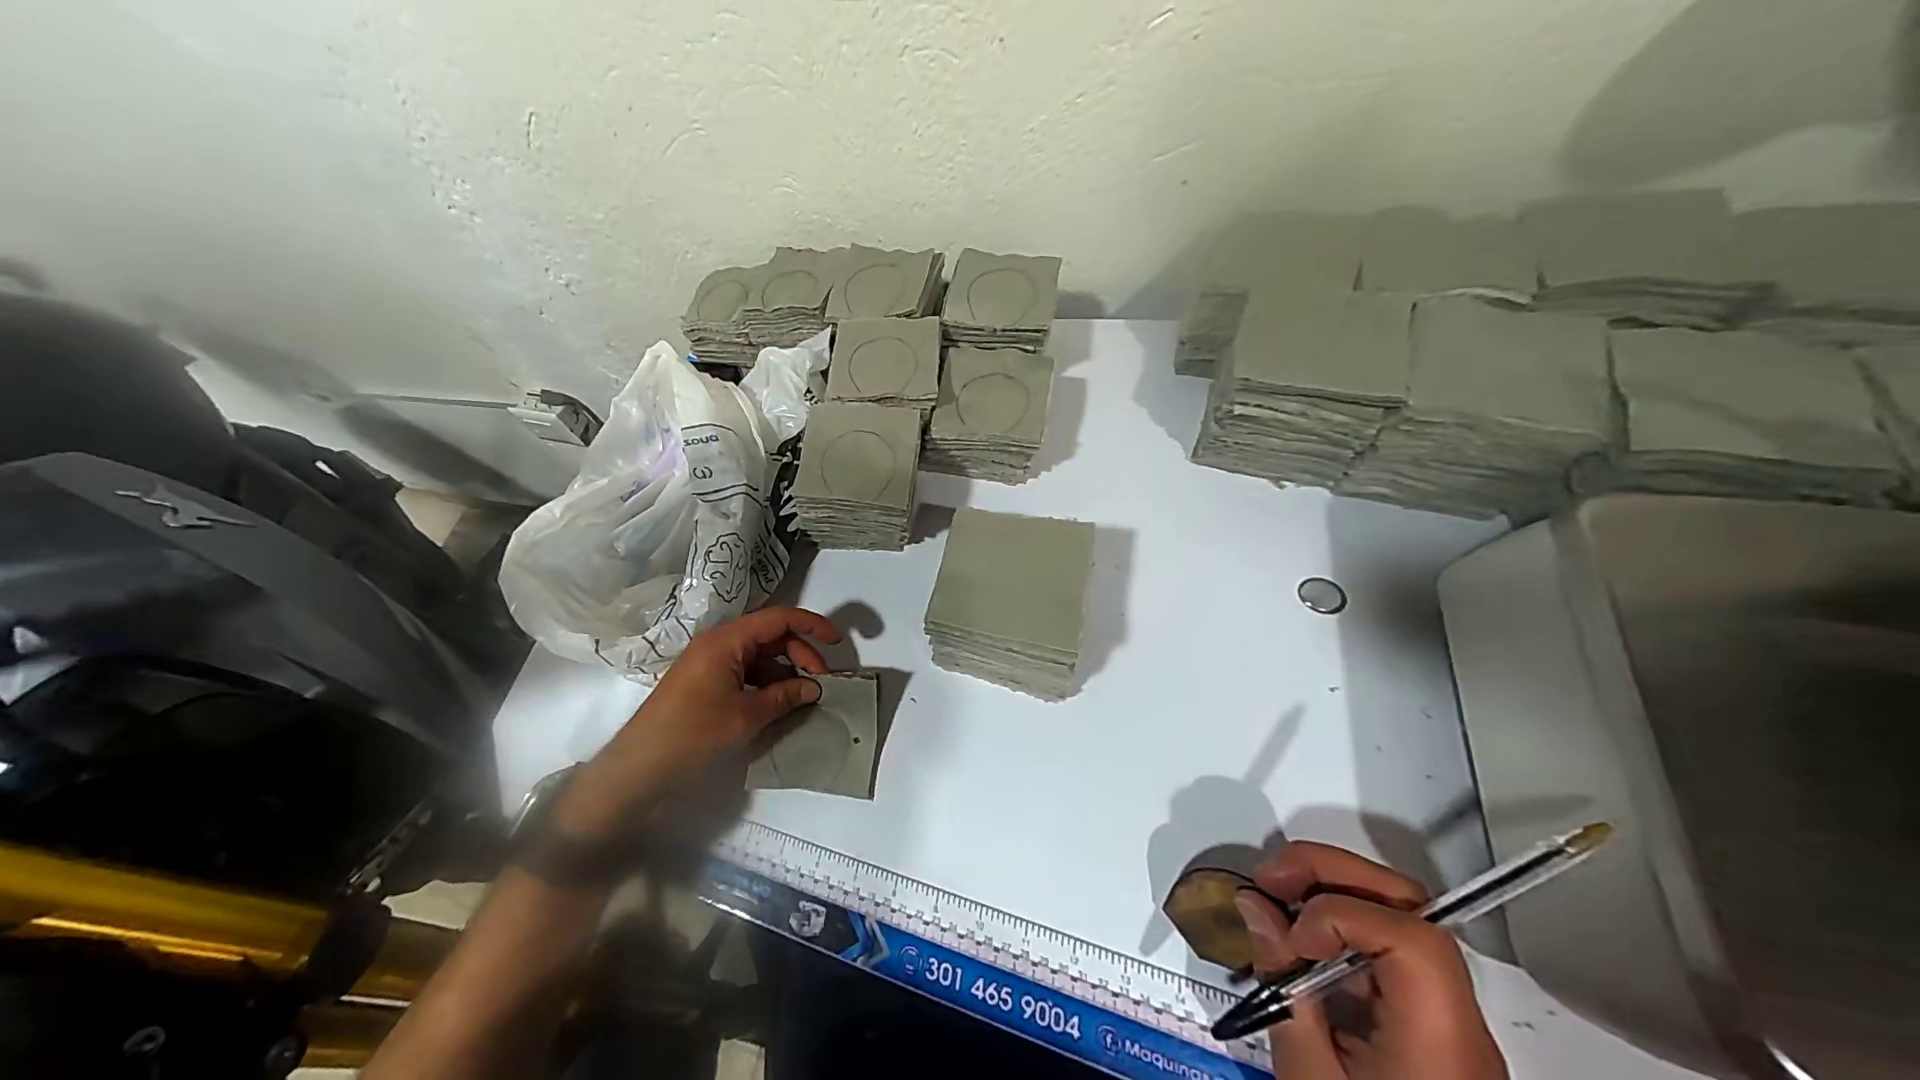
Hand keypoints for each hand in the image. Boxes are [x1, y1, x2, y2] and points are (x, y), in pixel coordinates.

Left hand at [552, 606, 842, 840]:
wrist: (639, 765)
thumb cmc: (693, 733)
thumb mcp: (746, 715)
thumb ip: (785, 696)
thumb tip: (815, 688)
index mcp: (727, 640)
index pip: (779, 618)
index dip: (812, 625)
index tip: (837, 642)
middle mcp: (718, 642)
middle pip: (771, 636)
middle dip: (801, 654)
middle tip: (821, 683)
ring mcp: (710, 661)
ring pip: (760, 655)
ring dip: (786, 670)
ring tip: (804, 697)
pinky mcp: (706, 680)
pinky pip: (746, 671)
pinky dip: (767, 682)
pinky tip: (780, 703)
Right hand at [1234, 843, 1506, 1079]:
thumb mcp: (1309, 1077)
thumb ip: (1283, 985)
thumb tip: (1257, 906)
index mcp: (1440, 1041)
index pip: (1411, 938)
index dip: (1342, 913)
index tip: (1294, 937)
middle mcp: (1458, 1018)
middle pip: (1410, 904)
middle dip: (1333, 873)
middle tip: (1274, 876)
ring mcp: (1450, 1014)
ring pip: (1401, 911)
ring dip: (1333, 888)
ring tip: (1279, 893)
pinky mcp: (1431, 1018)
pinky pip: (1389, 944)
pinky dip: (1340, 923)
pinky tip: (1302, 936)